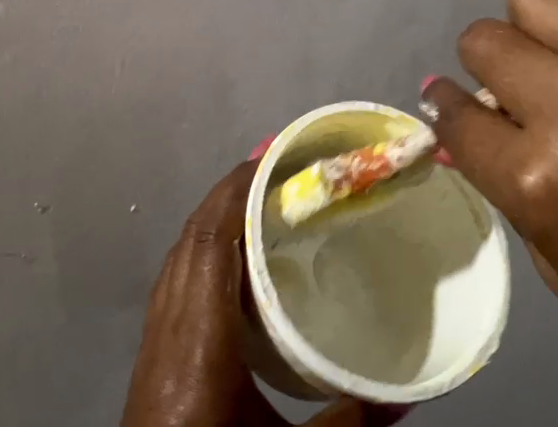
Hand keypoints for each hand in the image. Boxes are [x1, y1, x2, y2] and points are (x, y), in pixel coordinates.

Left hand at [120, 162, 405, 426]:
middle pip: (194, 235)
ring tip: (257, 197)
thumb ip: (346, 423)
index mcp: (200, 335)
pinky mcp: (154, 346)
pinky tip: (231, 254)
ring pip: (182, 252)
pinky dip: (205, 245)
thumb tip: (403, 399)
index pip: (212, 240)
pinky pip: (178, 274)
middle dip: (232, 191)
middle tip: (276, 166)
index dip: (237, 191)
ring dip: (216, 215)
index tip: (271, 157)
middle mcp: (170, 321)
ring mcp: (155, 332)